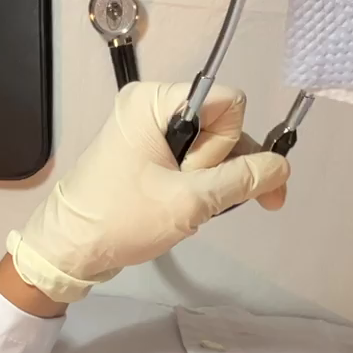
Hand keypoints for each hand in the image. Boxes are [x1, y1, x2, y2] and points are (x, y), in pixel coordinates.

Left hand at [5, 82, 288, 303]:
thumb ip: (242, 181)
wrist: (70, 251)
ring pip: (211, 148)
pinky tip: (191, 211)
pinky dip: (199, 188)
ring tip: (191, 214)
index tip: (203, 176)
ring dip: (213, 184)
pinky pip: (193, 162)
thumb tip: (282, 167)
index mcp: (155, 101)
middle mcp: (153, 107)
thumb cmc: (123, 220)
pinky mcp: (148, 156)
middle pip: (222, 126)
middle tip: (199, 203)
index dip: (228, 143)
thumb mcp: (189, 202)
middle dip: (223, 168)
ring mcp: (149, 132)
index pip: (228, 102)